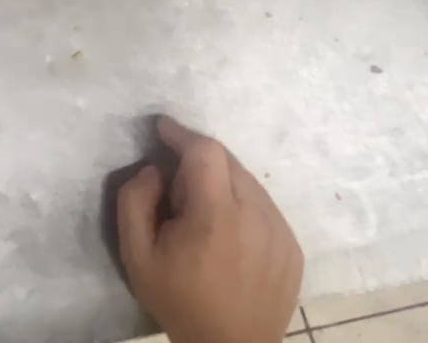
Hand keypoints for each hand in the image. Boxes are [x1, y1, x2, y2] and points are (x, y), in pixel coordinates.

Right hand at [116, 116, 302, 342]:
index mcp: (217, 216)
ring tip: (199, 210)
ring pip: (247, 180)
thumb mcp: (135, 252)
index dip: (181, 133)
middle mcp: (257, 217)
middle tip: (173, 183)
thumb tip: (155, 170)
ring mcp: (281, 233)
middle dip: (196, 158)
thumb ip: (135, 199)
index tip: (160, 128)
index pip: (206, 151)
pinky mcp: (292, 247)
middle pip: (227, 160)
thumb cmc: (178, 299)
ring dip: (219, 179)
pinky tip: (225, 228)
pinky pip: (262, 204)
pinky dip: (239, 200)